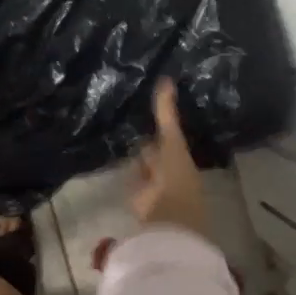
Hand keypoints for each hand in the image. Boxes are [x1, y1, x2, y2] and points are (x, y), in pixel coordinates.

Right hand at [129, 79, 209, 240]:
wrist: (166, 215)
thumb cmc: (175, 176)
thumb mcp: (172, 141)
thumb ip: (167, 113)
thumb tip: (166, 79)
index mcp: (181, 157)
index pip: (170, 137)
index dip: (161, 124)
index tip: (149, 108)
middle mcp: (167, 169)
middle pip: (155, 150)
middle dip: (147, 139)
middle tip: (131, 118)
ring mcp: (151, 184)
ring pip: (142, 163)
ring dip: (135, 154)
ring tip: (118, 133)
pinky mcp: (135, 196)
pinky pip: (129, 176)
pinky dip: (125, 168)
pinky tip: (114, 156)